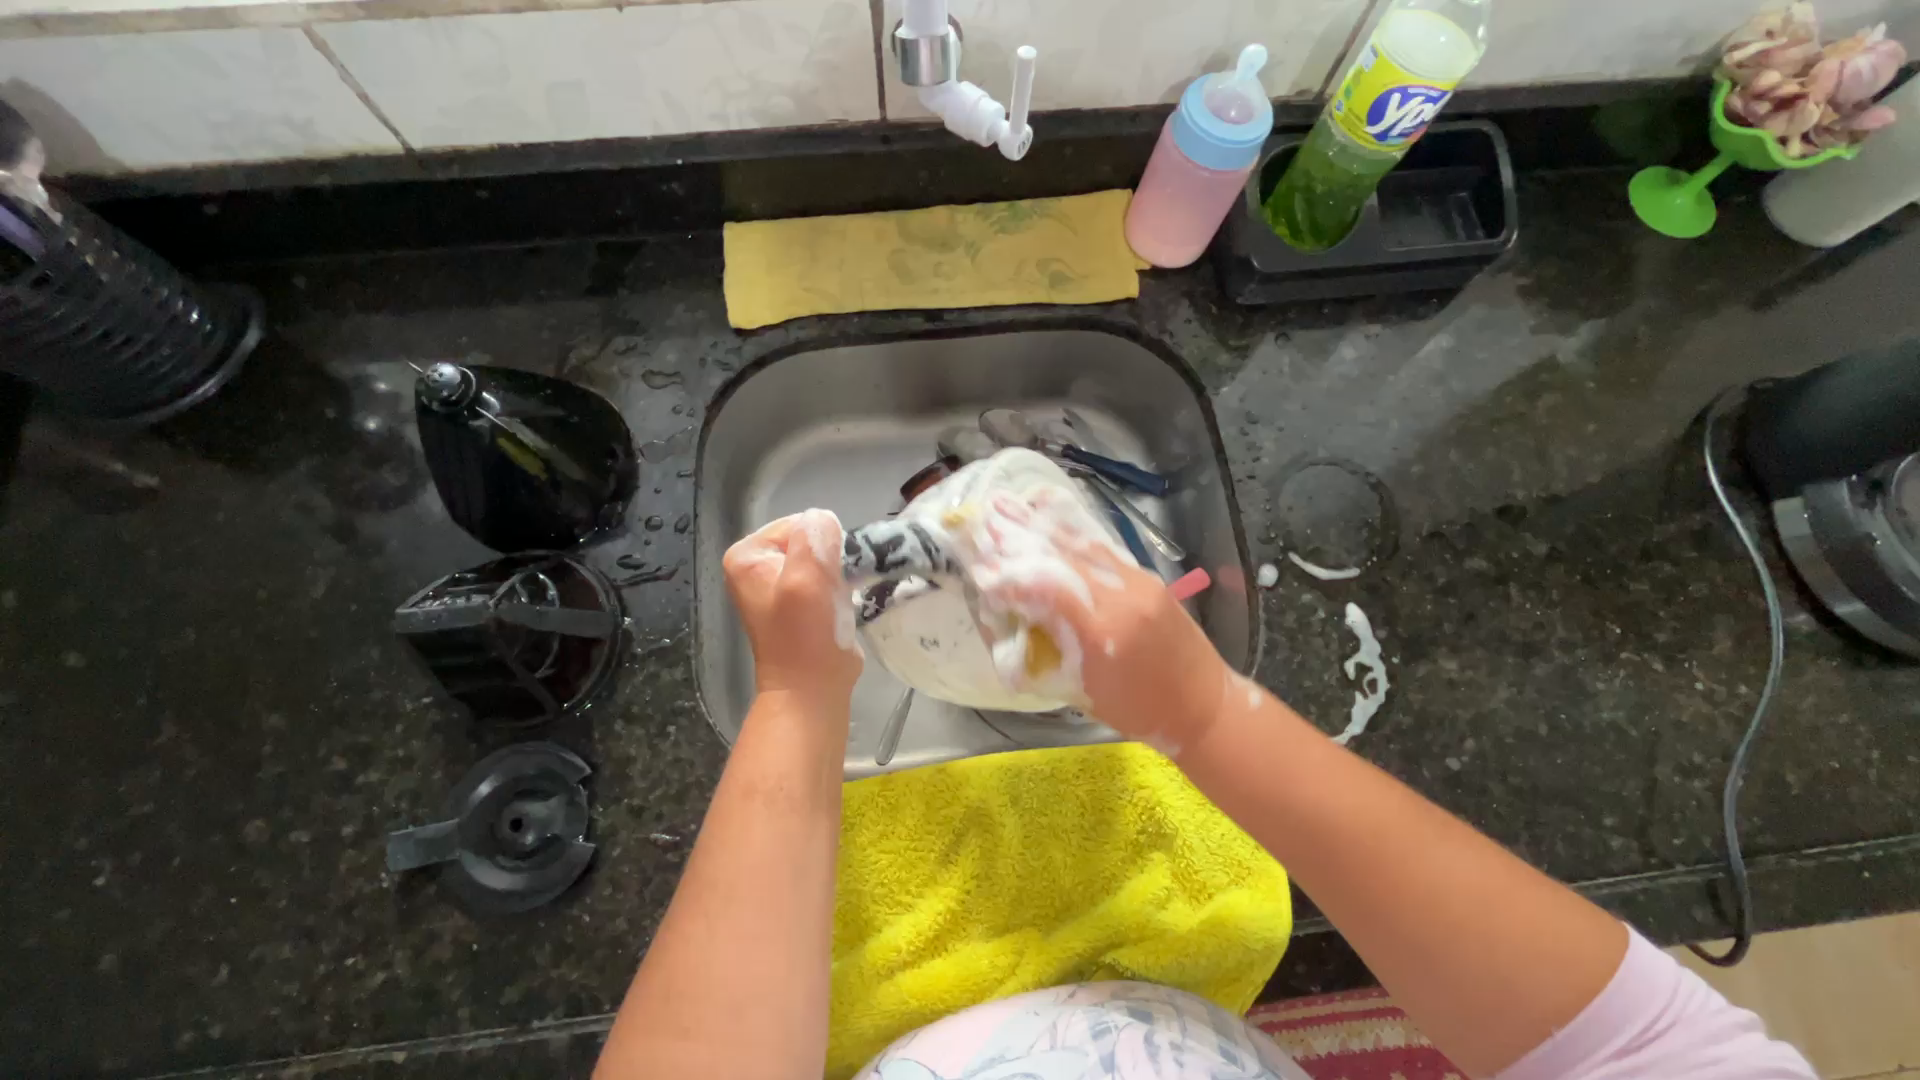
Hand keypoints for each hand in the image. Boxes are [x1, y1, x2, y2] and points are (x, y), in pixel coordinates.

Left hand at [723, 509, 862, 709]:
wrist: (811, 688)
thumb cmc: (805, 634)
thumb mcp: (808, 576)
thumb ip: (815, 536)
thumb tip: (825, 521)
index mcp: (747, 555)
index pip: (798, 524)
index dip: (821, 545)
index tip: (826, 575)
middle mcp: (756, 566)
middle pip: (809, 540)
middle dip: (829, 560)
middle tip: (832, 590)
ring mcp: (778, 585)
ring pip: (822, 559)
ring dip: (836, 576)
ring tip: (836, 601)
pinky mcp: (798, 603)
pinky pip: (825, 579)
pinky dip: (838, 589)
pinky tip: (839, 609)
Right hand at [968, 515, 1234, 755]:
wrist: (1204, 705)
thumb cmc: (1138, 711)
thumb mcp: (1082, 691)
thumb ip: (1044, 653)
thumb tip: (1008, 624)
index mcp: (1102, 629)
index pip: (1048, 588)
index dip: (1011, 577)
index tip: (979, 570)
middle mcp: (1122, 594)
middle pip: (1063, 554)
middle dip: (1021, 534)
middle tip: (987, 512)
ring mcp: (1138, 580)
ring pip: (1084, 544)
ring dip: (1044, 524)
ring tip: (1012, 503)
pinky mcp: (1147, 576)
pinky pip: (1104, 548)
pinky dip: (1074, 531)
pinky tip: (1055, 513)